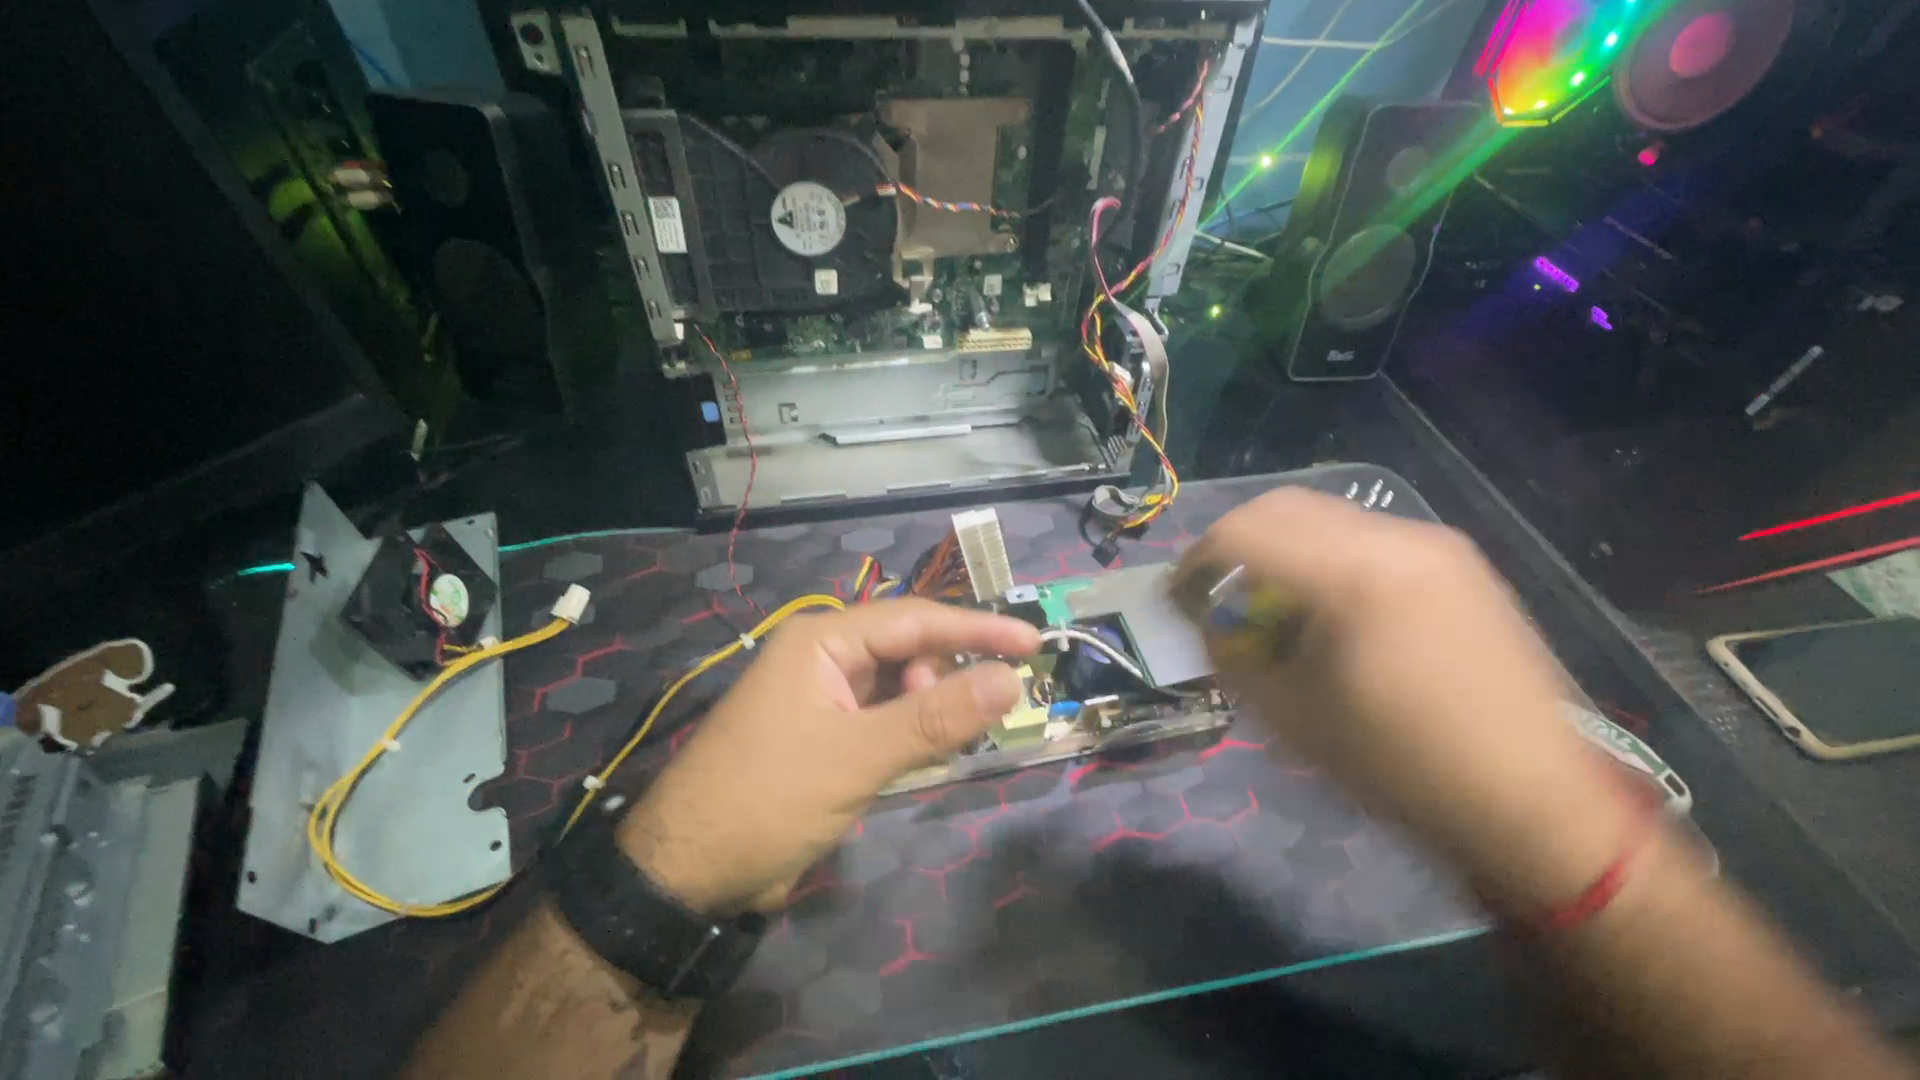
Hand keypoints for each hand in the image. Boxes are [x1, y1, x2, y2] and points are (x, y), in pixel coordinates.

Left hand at [617, 599, 1039, 914]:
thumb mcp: (857, 757)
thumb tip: (1010, 680)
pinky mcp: (825, 737)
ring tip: (948, 744)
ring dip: (931, 709)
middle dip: (947, 679)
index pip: (914, 620)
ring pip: (899, 688)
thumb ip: (935, 717)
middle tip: (971, 723)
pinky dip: (911, 733)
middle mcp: (823, 660)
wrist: (689, 873)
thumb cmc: (767, 799)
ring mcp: (822, 700)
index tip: (1034, 643)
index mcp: (821, 642)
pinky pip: (884, 720)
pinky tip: (926, 755)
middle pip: (908, 651)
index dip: (978, 629)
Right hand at [1180, 489, 1637, 906]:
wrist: (1536, 799)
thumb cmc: (1403, 768)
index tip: (1175, 596)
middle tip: (1212, 590)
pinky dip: (1326, 556)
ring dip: (1281, 546)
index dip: (1194, 561)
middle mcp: (1395, 538)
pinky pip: (1368, 537)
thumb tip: (1204, 621)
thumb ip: (1232, 655)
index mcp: (1352, 575)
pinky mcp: (1458, 563)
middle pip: (1282, 507)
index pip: (1242, 533)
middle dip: (1233, 542)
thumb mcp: (1294, 717)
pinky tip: (1326, 606)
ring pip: (1327, 516)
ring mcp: (1434, 545)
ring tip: (1268, 601)